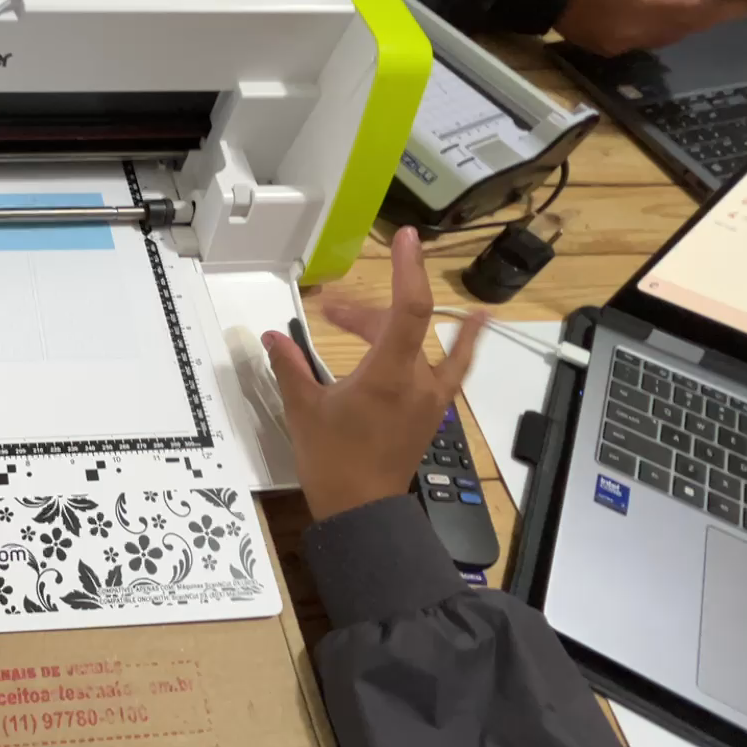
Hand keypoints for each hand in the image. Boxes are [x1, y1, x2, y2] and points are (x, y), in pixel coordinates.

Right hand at [262, 227, 484, 520]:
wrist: (360, 508)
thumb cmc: (332, 460)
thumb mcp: (303, 408)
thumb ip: (289, 366)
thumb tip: (270, 336)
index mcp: (387, 375)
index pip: (408, 309)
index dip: (409, 269)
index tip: (407, 238)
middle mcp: (419, 380)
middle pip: (404, 325)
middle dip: (364, 313)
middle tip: (329, 314)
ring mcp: (431, 397)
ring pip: (426, 343)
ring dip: (401, 324)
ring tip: (379, 315)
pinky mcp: (431, 410)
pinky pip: (454, 366)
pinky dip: (464, 342)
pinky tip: (476, 323)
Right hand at [554, 0, 746, 55]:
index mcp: (653, 4)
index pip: (708, 9)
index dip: (737, 5)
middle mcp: (641, 31)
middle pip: (692, 26)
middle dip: (715, 13)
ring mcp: (623, 44)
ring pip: (672, 36)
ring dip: (690, 22)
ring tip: (699, 5)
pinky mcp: (609, 49)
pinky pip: (648, 42)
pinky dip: (664, 29)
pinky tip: (663, 15)